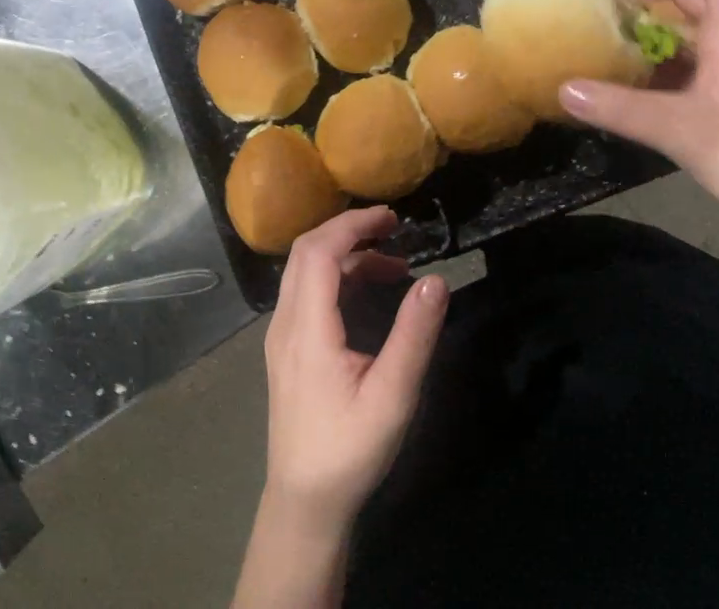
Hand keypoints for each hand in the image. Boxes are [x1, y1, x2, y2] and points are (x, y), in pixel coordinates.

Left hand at [262, 207, 447, 534]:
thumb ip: (414, 335)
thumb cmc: (350, 449)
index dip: (352, 224)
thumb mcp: (393, 395)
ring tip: (395, 268)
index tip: (393, 218)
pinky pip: (306, 294)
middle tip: (394, 230)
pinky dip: (337, 279)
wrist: (305, 499)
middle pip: (306, 253)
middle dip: (348, 231)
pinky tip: (369, 295)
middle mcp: (285, 323)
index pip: (319, 251)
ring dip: (345, 257)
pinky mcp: (287, 350)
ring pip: (305, 273)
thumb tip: (436, 280)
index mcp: (307, 328)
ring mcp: (281, 337)